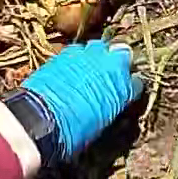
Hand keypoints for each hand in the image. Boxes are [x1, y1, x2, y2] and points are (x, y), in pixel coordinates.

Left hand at [22, 40, 143, 160]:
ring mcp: (89, 55)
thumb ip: (112, 106)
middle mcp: (112, 66)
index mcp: (124, 88)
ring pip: (100, 47)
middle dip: (118, 61)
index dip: (130, 86)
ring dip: (97, 56)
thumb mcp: (101, 123)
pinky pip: (78, 50)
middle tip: (110, 74)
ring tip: (90, 69)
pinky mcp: (67, 52)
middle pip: (123, 54)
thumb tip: (111, 103)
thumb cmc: (73, 131)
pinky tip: (71, 69)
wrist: (40, 121)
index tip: (125, 92)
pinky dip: (78, 58)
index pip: (137, 82)